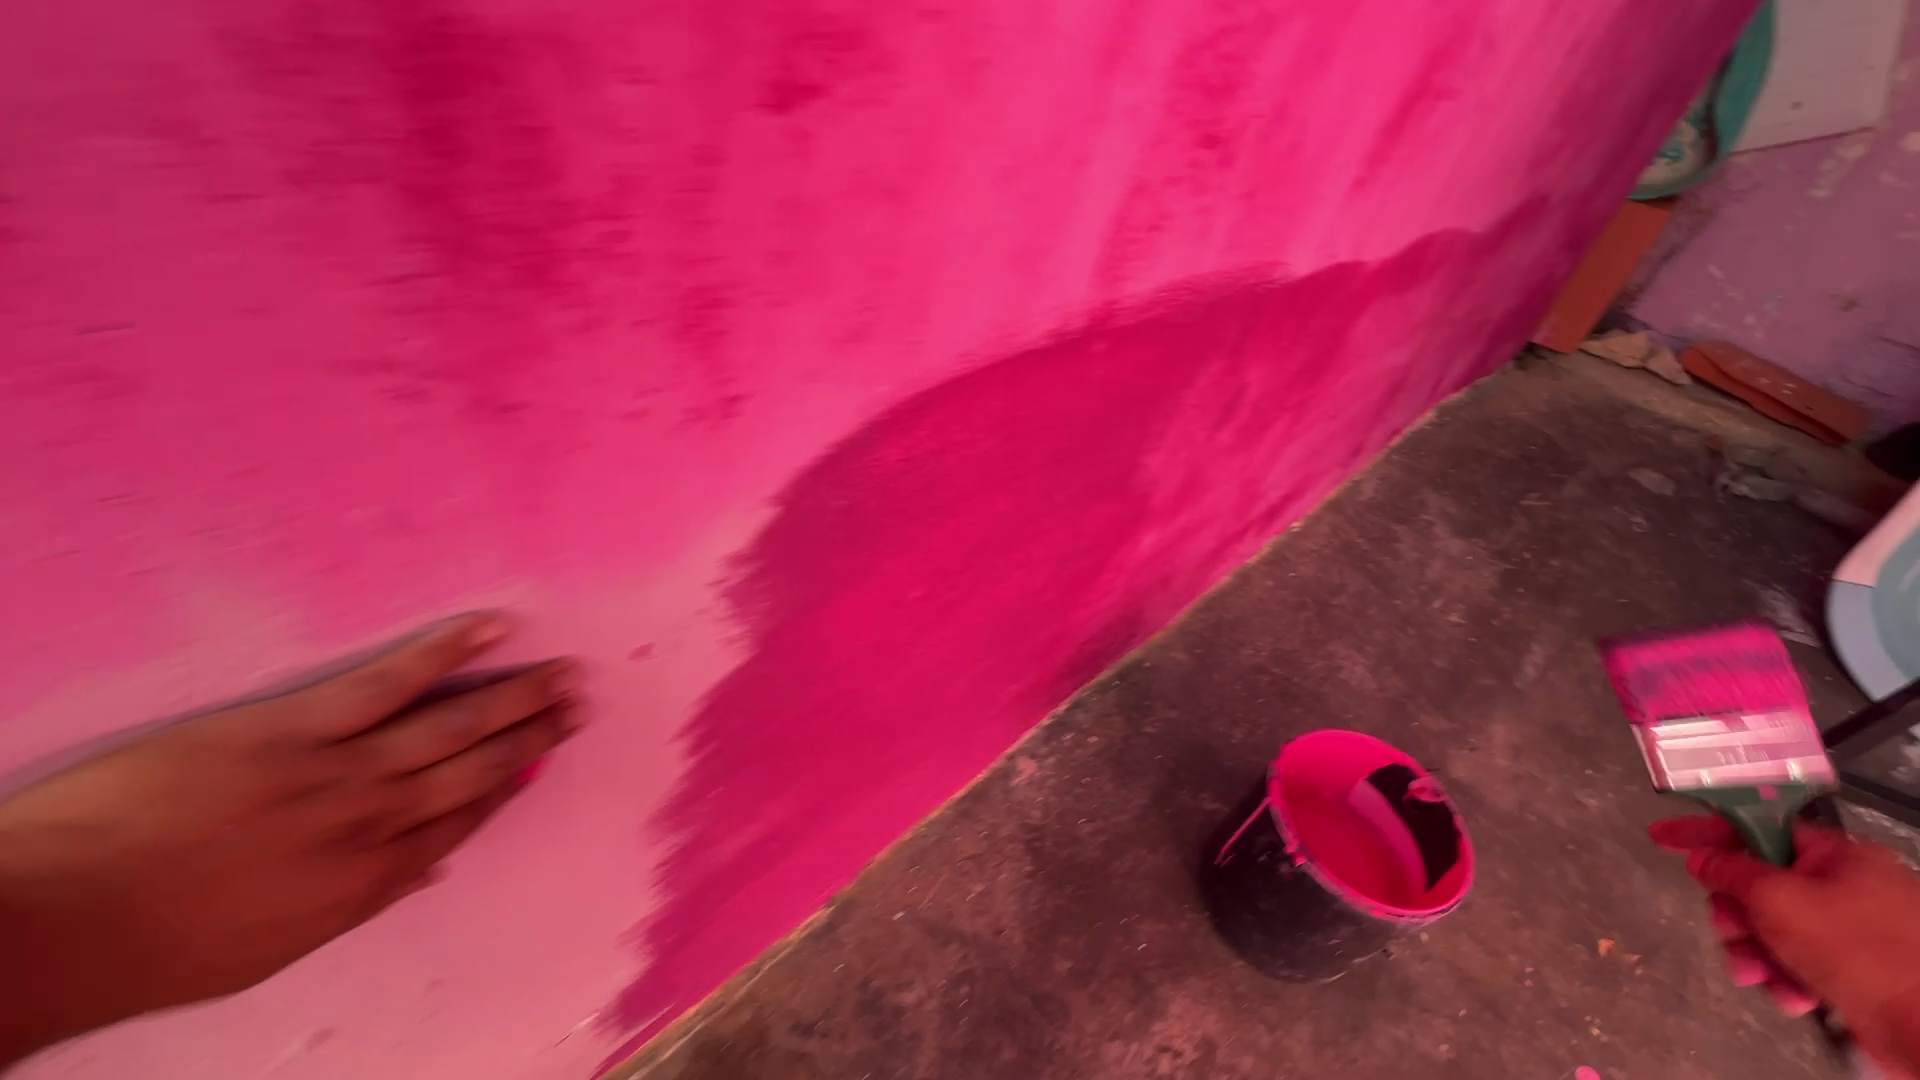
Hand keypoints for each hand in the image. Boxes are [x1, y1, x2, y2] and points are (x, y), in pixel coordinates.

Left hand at [0, 613, 580, 1065]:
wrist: (43, 923)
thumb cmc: (156, 944)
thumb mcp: (273, 945)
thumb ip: (362, 898)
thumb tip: (429, 866)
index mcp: (371, 878)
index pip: (463, 819)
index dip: (509, 786)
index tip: (540, 761)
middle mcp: (376, 822)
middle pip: (477, 769)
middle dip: (533, 735)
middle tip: (578, 705)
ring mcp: (341, 771)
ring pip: (452, 725)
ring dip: (514, 696)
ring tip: (560, 673)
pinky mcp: (297, 728)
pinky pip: (388, 683)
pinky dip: (444, 653)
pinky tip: (489, 627)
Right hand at [1651, 815, 1919, 1076]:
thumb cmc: (1858, 950)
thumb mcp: (1778, 899)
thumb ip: (1729, 871)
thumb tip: (1702, 860)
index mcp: (1838, 857)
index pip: (1754, 827)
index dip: (1702, 831)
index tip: (1660, 837)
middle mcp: (1847, 886)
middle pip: (1757, 884)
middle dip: (1734, 914)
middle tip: (1729, 931)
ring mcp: (1853, 930)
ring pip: (1770, 926)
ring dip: (1751, 950)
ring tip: (1756, 974)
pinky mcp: (1855, 970)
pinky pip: (1795, 959)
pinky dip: (1781, 975)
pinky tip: (1789, 995)